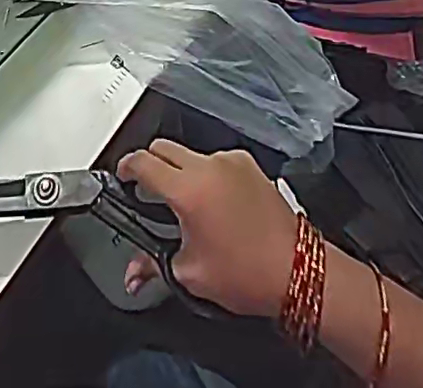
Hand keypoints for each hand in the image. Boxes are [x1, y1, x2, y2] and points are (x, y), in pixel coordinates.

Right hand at [116, 140, 299, 317]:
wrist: (299, 271)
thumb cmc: (250, 274)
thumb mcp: (192, 275)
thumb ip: (153, 266)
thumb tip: (135, 273)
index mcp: (187, 190)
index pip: (142, 161)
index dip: (125, 167)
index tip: (123, 176)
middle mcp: (207, 167)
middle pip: (162, 147)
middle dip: (151, 164)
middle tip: (150, 188)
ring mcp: (230, 162)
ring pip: (190, 152)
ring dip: (181, 169)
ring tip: (189, 201)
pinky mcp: (248, 164)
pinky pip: (216, 159)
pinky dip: (209, 173)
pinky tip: (216, 200)